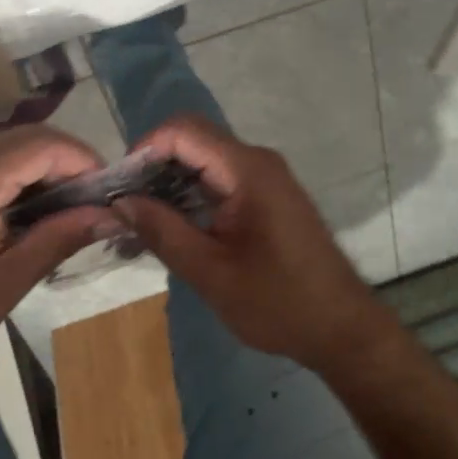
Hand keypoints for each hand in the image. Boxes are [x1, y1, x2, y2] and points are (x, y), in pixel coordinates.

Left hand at [0, 126, 118, 409]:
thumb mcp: (4, 286)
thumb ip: (58, 239)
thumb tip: (109, 214)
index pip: (41, 144)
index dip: (82, 159)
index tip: (109, 189)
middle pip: (20, 138)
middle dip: (63, 160)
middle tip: (91, 200)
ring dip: (34, 167)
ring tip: (61, 207)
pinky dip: (4, 176)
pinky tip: (17, 212)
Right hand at [117, 116, 399, 375]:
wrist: (341, 327)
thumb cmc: (278, 303)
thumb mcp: (210, 272)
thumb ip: (163, 230)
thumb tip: (121, 201)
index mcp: (247, 170)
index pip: (183, 131)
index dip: (144, 149)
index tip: (116, 186)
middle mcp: (257, 161)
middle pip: (193, 140)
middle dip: (152, 165)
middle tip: (122, 206)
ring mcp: (266, 177)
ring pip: (205, 160)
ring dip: (169, 182)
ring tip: (138, 219)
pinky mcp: (267, 196)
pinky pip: (220, 179)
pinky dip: (191, 194)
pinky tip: (171, 225)